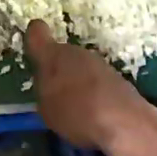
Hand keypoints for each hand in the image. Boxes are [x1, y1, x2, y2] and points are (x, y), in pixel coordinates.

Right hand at [26, 20, 156, 149]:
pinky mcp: (117, 77)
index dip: (33, 37)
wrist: (124, 122)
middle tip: (54, 93)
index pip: (36, 32)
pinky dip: (94, 92)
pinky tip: (95, 113)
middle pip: (61, 53)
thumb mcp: (45, 108)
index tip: (32, 50)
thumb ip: (43, 89)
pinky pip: (97, 81)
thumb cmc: (75, 112)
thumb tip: (47, 82)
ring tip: (76, 107)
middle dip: (57, 69)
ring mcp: (99, 62)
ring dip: (77, 81)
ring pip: (80, 66)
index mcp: (52, 55)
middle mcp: (75, 51)